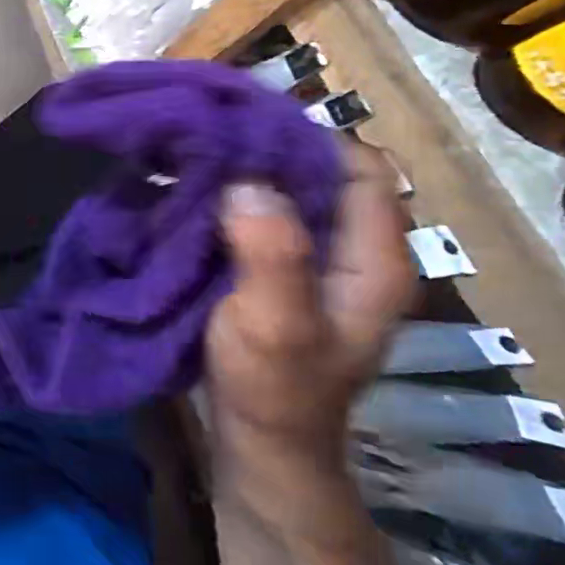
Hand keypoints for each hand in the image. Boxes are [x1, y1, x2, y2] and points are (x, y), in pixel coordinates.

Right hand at [203, 144, 416, 467]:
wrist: (259, 441)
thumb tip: (248, 180)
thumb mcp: (277, 322)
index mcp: (374, 257)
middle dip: (266, 146)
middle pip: (321, 171)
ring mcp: (314, 257)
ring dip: (243, 169)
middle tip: (207, 128)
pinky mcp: (278, 265)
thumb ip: (273, 251)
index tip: (243, 123)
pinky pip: (259, 212)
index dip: (308, 137)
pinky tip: (189, 186)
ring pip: (286, 189)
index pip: (361, 167)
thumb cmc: (275, 386)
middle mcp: (352, 247)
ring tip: (191, 148)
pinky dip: (229, 194)